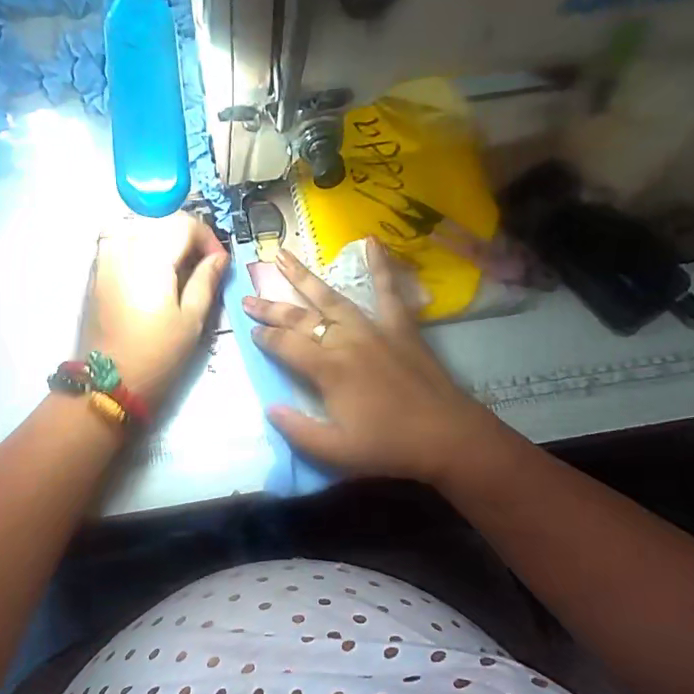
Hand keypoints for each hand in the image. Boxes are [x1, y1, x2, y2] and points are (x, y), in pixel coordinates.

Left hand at [82, 214, 227, 400]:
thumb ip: (206, 281)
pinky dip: (138, 242)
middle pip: (160, 219)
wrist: (108, 382)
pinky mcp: (94, 270)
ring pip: (135, 223)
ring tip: (175, 262)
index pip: (184, 223)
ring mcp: (104, 256)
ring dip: (160, 234)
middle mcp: (124, 246)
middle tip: (201, 264)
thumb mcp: (192, 320)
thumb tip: (218, 258)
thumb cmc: (157, 354)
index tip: (218, 263)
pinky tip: (150, 267)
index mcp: (152, 256)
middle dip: (185, 234)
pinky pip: (117, 238)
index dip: (208, 238)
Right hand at [242, 240, 509, 484]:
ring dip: (305, 277)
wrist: (445, 434)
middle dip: (272, 307)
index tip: (250, 331)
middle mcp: (346, 340)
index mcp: (328, 370)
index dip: (265, 337)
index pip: (285, 346)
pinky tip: (372, 242)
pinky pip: (388, 291)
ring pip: (332, 298)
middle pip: (302, 318)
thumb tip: (270, 409)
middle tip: (248, 297)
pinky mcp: (400, 327)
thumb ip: (298, 430)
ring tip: (282, 255)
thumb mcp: (336, 451)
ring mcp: (374, 329)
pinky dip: (380, 265)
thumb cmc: (388, 446)